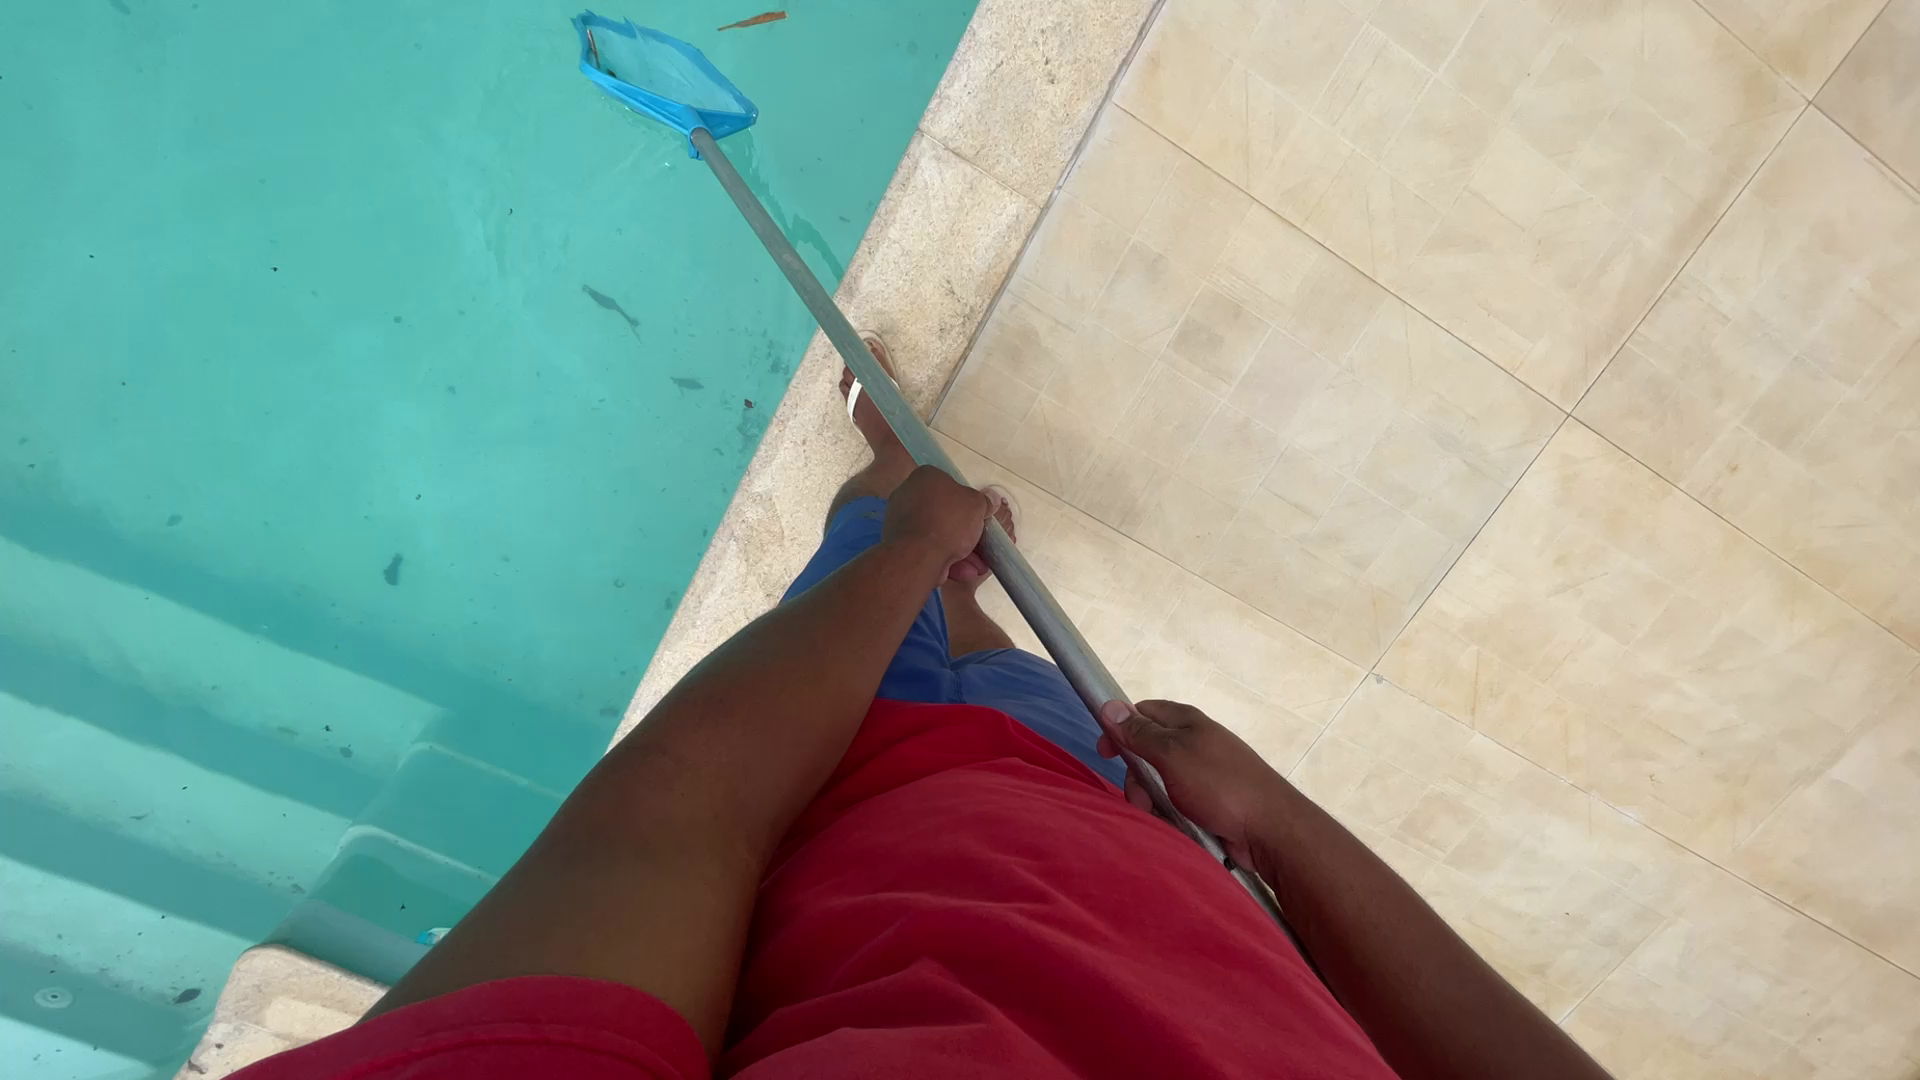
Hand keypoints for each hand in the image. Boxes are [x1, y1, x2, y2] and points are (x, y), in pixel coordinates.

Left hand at [881, 465, 993, 583]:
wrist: (919, 555)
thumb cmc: (949, 520)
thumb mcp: (977, 505)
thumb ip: (985, 502)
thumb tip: (991, 499)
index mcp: (924, 477)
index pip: (949, 485)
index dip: (967, 503)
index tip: (979, 518)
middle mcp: (908, 495)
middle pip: (944, 514)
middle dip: (966, 534)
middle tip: (981, 545)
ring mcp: (900, 522)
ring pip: (938, 535)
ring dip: (961, 552)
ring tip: (978, 566)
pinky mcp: (900, 545)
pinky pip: (928, 550)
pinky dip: (946, 560)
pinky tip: (964, 572)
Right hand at [1097, 699, 1284, 868]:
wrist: (1271, 831)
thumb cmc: (1220, 785)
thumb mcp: (1173, 754)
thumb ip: (1140, 733)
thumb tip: (1108, 705)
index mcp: (1186, 721)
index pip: (1141, 712)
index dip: (1120, 729)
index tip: (1105, 753)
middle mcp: (1193, 741)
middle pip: (1146, 752)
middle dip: (1137, 777)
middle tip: (1142, 799)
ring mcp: (1202, 772)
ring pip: (1158, 781)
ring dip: (1151, 801)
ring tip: (1161, 819)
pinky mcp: (1209, 800)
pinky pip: (1176, 802)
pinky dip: (1170, 815)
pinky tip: (1176, 827)